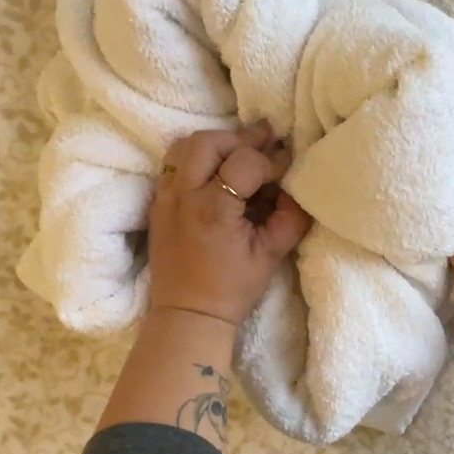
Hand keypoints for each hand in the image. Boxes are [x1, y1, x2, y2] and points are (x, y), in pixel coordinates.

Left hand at [148, 122, 311, 326]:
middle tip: (266, 142)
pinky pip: (173, 164)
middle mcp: (184, 195)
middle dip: (241, 139)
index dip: (272, 161)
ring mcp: (165, 196)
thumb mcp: (272, 256)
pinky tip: (216, 171)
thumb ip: (291, 218)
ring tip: (239, 152)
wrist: (188, 314)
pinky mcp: (157, 202)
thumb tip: (296, 189)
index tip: (287, 169)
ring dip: (215, 143)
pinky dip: (196, 158)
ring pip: (185, 146)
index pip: (246, 162)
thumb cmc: (232, 288)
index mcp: (214, 209)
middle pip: (209, 141)